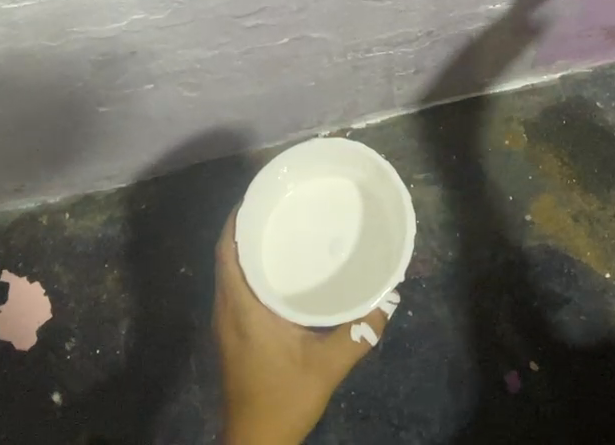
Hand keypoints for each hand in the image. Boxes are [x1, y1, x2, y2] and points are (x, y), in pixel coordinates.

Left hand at [214, 211, 390, 444]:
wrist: (257, 443)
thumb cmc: (285, 398)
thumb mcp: (327, 366)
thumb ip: (359, 332)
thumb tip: (388, 299)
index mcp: (241, 306)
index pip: (227, 249)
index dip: (238, 217)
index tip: (261, 194)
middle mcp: (226, 308)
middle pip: (226, 254)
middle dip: (246, 225)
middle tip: (279, 203)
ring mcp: (226, 322)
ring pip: (229, 271)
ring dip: (246, 247)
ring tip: (279, 226)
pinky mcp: (231, 334)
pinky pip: (235, 286)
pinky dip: (249, 268)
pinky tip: (277, 267)